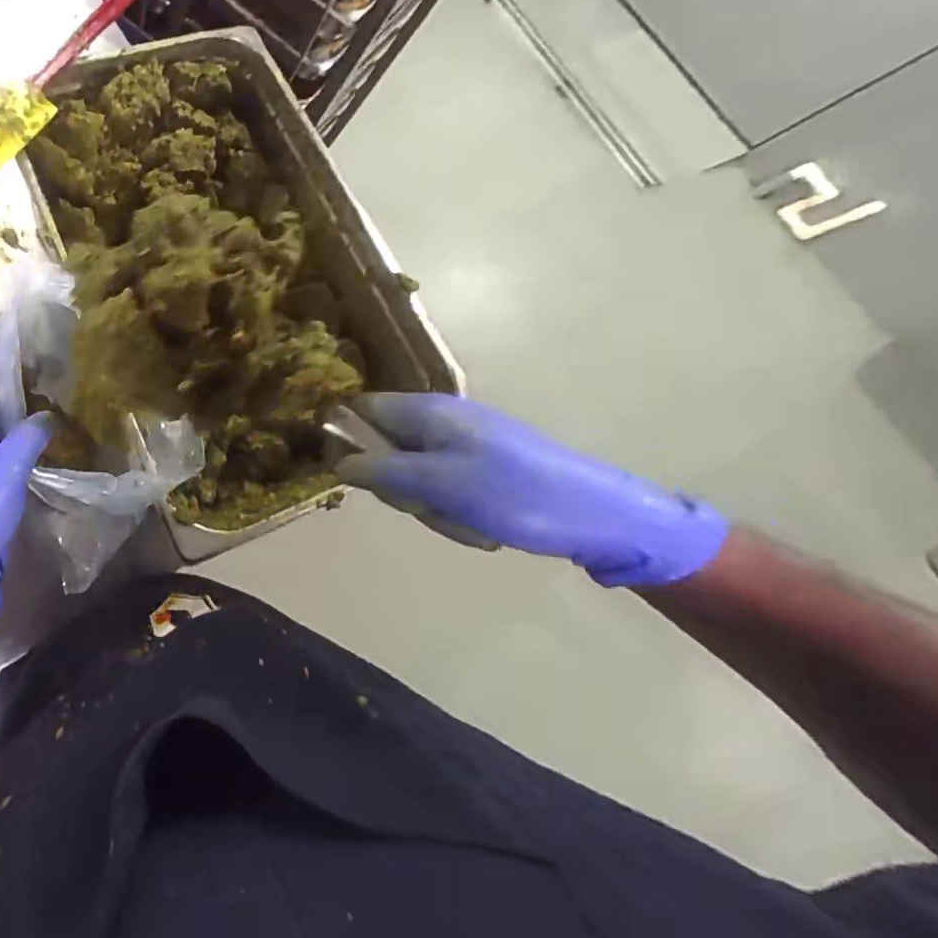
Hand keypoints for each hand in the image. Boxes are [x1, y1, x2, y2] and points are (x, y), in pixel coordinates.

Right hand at [335, 393, 727, 586]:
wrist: (599, 517)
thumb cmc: (514, 494)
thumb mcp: (439, 485)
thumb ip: (382, 471)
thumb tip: (337, 463)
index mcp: (430, 412)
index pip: (363, 410)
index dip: (348, 439)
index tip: (354, 478)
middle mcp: (443, 421)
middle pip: (386, 448)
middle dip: (398, 486)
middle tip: (426, 505)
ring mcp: (465, 445)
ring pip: (414, 477)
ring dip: (429, 505)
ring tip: (463, 521)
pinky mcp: (483, 468)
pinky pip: (444, 489)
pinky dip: (453, 511)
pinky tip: (479, 527)